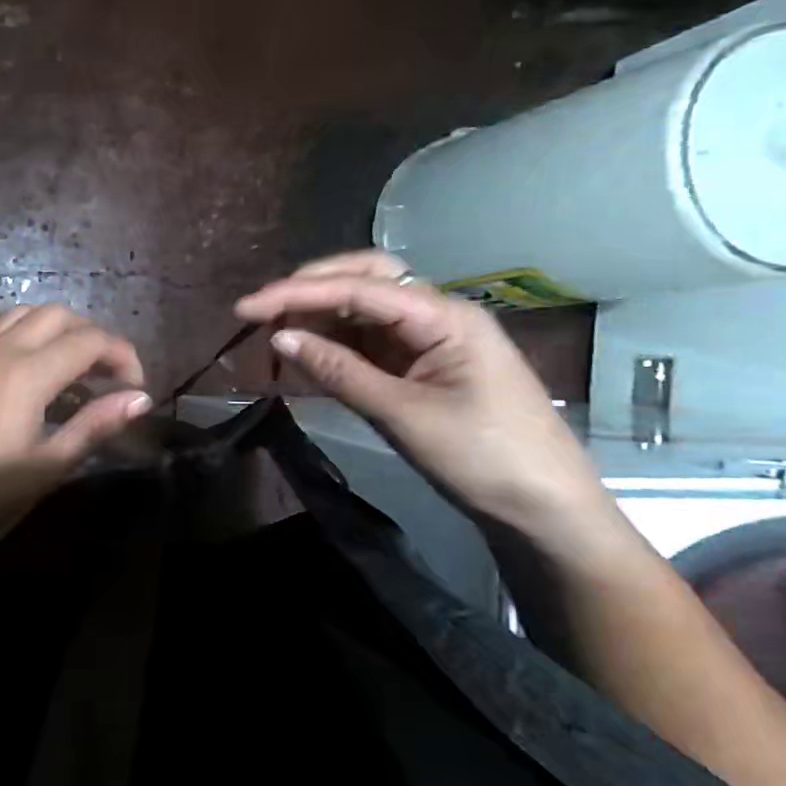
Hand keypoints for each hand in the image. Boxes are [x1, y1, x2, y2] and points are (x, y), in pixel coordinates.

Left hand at [0, 304, 151, 540]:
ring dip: (55, 327)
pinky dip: (13, 327)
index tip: (133, 388)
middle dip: (92, 336)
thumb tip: (140, 399)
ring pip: (23, 312)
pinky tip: (17, 353)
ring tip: (68, 363)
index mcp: (29, 372)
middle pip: (60, 315)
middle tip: (105, 376)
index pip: (90, 341)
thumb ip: (95, 425)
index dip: (122, 356)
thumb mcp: (48, 463)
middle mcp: (2, 347)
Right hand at [235, 250, 607, 533]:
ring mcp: (427, 340)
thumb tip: (279, 338)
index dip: (296, 294)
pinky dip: (329, 341)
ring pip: (362, 307)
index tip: (244, 308)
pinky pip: (365, 340)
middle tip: (259, 308)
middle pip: (365, 278)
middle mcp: (435, 316)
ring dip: (316, 312)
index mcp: (444, 317)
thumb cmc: (482, 456)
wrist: (542, 507)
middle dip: (309, 285)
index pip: (358, 289)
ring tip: (270, 330)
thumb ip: (338, 371)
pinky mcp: (418, 366)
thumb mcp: (402, 414)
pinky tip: (300, 352)